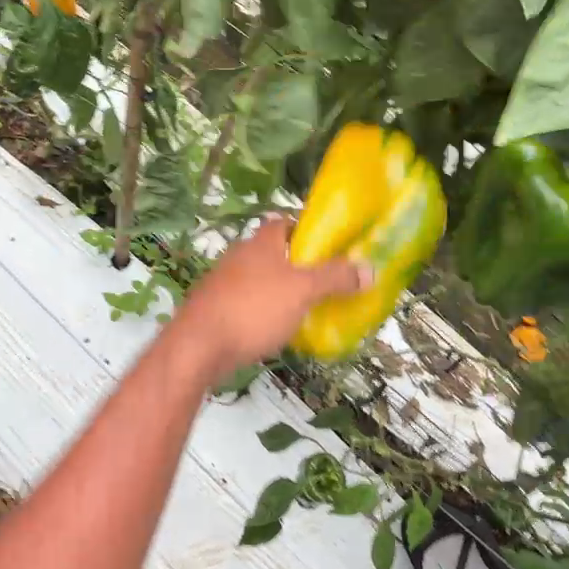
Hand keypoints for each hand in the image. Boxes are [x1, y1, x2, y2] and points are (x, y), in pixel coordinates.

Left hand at [170, 218, 370, 379]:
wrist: (198, 346)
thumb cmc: (253, 308)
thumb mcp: (302, 291)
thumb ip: (335, 278)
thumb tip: (370, 268)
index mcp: (261, 243)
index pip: (283, 222)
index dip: (305, 230)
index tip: (328, 246)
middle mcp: (239, 255)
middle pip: (271, 252)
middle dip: (295, 264)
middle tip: (322, 282)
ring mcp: (222, 283)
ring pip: (258, 279)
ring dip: (278, 290)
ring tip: (305, 309)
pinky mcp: (214, 309)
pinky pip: (245, 304)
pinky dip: (261, 312)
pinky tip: (275, 331)